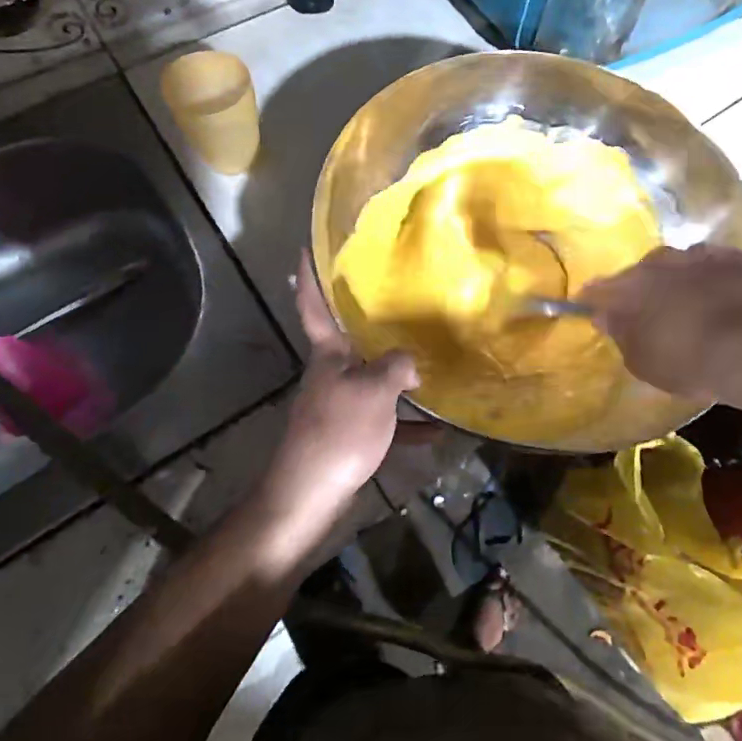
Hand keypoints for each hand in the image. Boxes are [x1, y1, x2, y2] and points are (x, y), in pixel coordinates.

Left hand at [258, 255, 419, 523]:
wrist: (311, 492)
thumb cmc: (339, 431)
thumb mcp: (374, 391)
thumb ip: (397, 367)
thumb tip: (412, 364)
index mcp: (328, 354)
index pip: (313, 305)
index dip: (308, 276)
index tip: (305, 248)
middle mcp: (330, 373)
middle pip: (348, 340)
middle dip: (368, 322)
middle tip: (395, 300)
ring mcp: (338, 404)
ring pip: (371, 380)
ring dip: (396, 376)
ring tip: (430, 362)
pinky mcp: (348, 434)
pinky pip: (382, 420)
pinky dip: (405, 423)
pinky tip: (437, 430)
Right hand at [582, 244, 741, 414]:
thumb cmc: (689, 361)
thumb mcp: (642, 362)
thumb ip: (621, 335)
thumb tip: (608, 317)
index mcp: (628, 287)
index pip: (597, 289)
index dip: (593, 301)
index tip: (593, 312)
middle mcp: (660, 261)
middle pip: (641, 272)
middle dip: (641, 289)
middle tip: (647, 313)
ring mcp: (703, 255)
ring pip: (680, 265)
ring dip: (679, 281)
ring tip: (689, 307)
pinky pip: (716, 268)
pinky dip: (714, 281)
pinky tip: (723, 301)